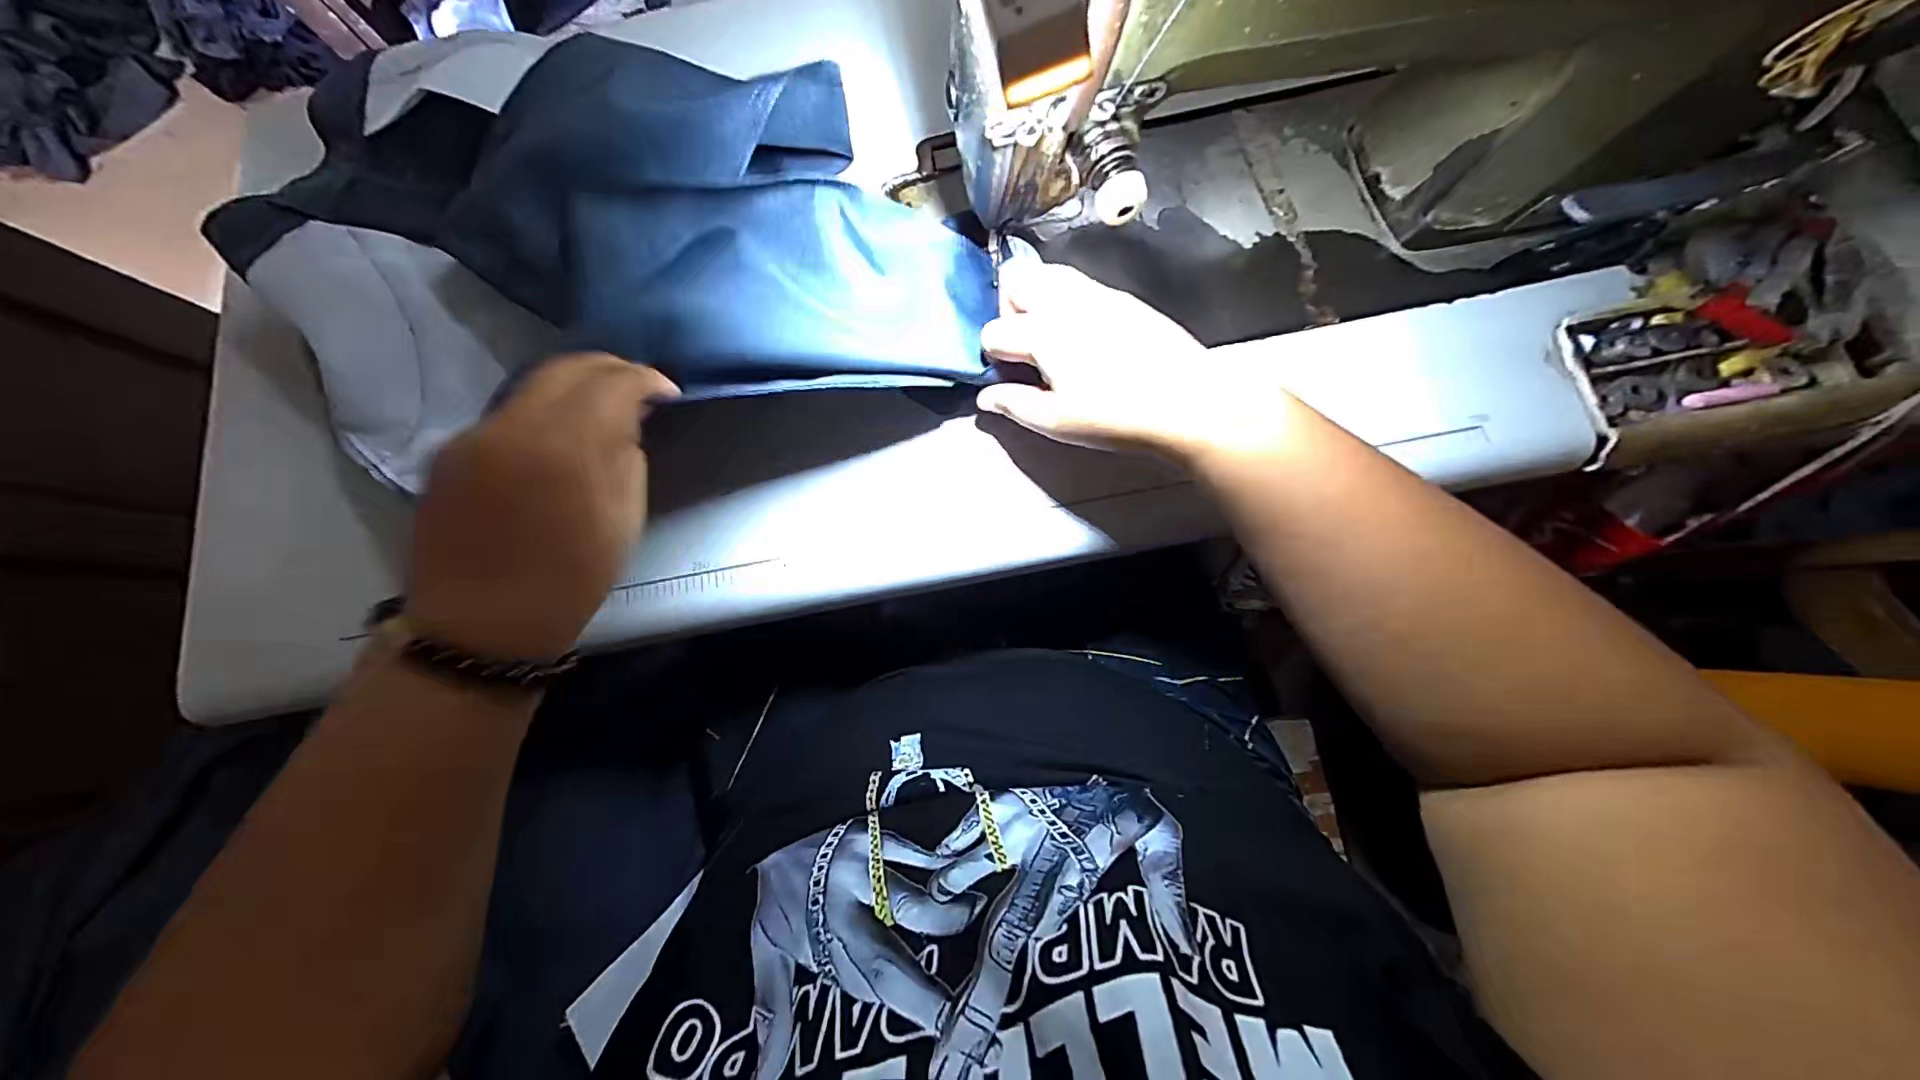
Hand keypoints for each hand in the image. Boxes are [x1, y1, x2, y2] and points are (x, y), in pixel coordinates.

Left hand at [406, 353, 677, 659]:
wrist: (484, 622)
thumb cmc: (572, 578)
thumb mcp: (624, 518)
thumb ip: (627, 457)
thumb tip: (625, 421)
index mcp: (567, 447)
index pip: (612, 382)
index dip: (644, 378)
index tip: (666, 392)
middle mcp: (513, 427)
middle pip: (566, 368)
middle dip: (608, 370)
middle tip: (637, 388)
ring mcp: (473, 436)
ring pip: (533, 388)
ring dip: (574, 390)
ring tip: (601, 411)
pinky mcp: (449, 452)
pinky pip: (507, 416)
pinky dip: (542, 416)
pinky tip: (556, 442)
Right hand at [973, 258, 1297, 462]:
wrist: (1187, 402)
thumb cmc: (1116, 416)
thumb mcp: (1056, 421)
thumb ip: (1014, 404)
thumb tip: (986, 398)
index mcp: (1042, 332)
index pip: (994, 331)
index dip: (993, 355)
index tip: (1007, 376)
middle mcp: (1065, 302)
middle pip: (1016, 281)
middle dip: (1008, 309)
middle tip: (1022, 345)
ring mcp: (1098, 295)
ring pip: (1050, 274)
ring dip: (1037, 298)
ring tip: (1050, 337)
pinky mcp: (1124, 299)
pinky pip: (1081, 285)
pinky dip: (1068, 301)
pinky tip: (1084, 336)